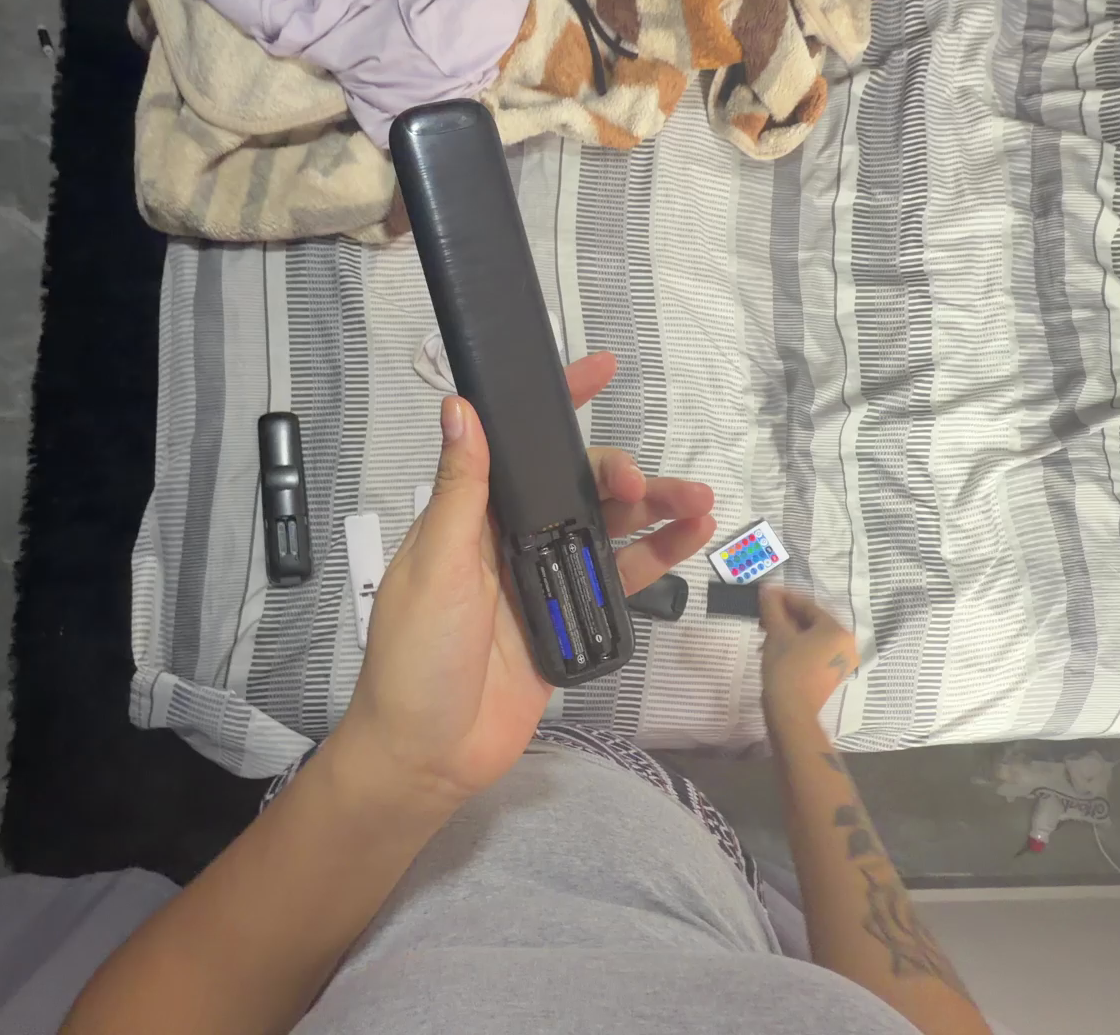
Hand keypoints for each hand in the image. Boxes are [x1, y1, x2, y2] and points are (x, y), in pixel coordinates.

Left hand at [334, 352, 715, 807]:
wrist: (430, 751)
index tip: (599, 369)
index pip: (517, 446)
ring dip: (654, 510)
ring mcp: (547, 579)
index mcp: (473, 517)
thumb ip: (460, 489)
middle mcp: (513, 539)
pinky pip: (620, 580)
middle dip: (617, 472)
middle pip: (577, 488)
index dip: (556, 406)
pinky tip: (691, 539)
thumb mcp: (437, 563)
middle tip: (643, 482)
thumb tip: (459, 406)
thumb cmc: (419, 652)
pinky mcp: (573, 619)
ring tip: (700, 503)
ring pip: (609, 529)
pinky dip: (655, 557)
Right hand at [758, 588, 858, 731]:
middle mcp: (846, 644)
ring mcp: (841, 661)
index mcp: (838, 631)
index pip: (808, 606)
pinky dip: (796, 645)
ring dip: (788, 631)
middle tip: (762, 613)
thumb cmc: (787, 668)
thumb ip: (772, 608)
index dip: (784, 598)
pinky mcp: (832, 674)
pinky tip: (776, 645)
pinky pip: (814, 650)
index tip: (766, 593)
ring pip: (811, 637)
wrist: (791, 711)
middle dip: (785, 616)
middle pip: (811, 621)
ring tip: (765, 631)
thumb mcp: (777, 633)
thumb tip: (767, 590)